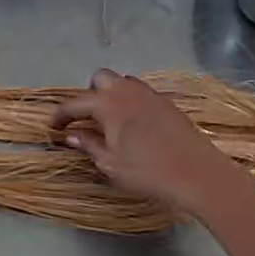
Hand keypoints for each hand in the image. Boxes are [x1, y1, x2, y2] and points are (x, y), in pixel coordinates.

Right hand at [50, 69, 251, 217]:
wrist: (202, 176)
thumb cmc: (149, 171)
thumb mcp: (111, 163)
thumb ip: (89, 145)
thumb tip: (72, 136)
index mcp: (107, 104)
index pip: (74, 104)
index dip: (60, 116)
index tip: (53, 128)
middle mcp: (127, 92)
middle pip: (101, 79)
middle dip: (89, 94)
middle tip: (88, 118)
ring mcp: (151, 96)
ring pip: (124, 83)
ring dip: (113, 95)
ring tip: (112, 119)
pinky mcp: (170, 105)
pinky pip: (142, 94)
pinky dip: (132, 103)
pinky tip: (135, 125)